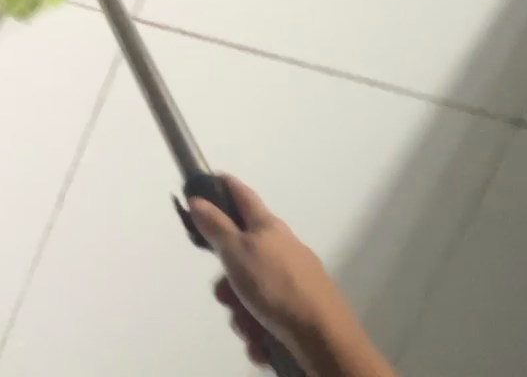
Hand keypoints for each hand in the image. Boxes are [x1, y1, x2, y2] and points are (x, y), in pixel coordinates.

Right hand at [189, 176, 355, 365]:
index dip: (222, 184)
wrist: (328, 344)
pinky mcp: (303, 312)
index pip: (241, 195)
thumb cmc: (277, 287)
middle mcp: (283, 249)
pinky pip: (268, 314)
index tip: (203, 182)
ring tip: (246, 328)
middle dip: (226, 279)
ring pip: (251, 288)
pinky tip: (260, 343)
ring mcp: (296, 281)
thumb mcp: (236, 251)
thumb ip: (214, 225)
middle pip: (240, 253)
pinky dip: (259, 328)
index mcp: (268, 227)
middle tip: (223, 295)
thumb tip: (197, 199)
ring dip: (241, 310)